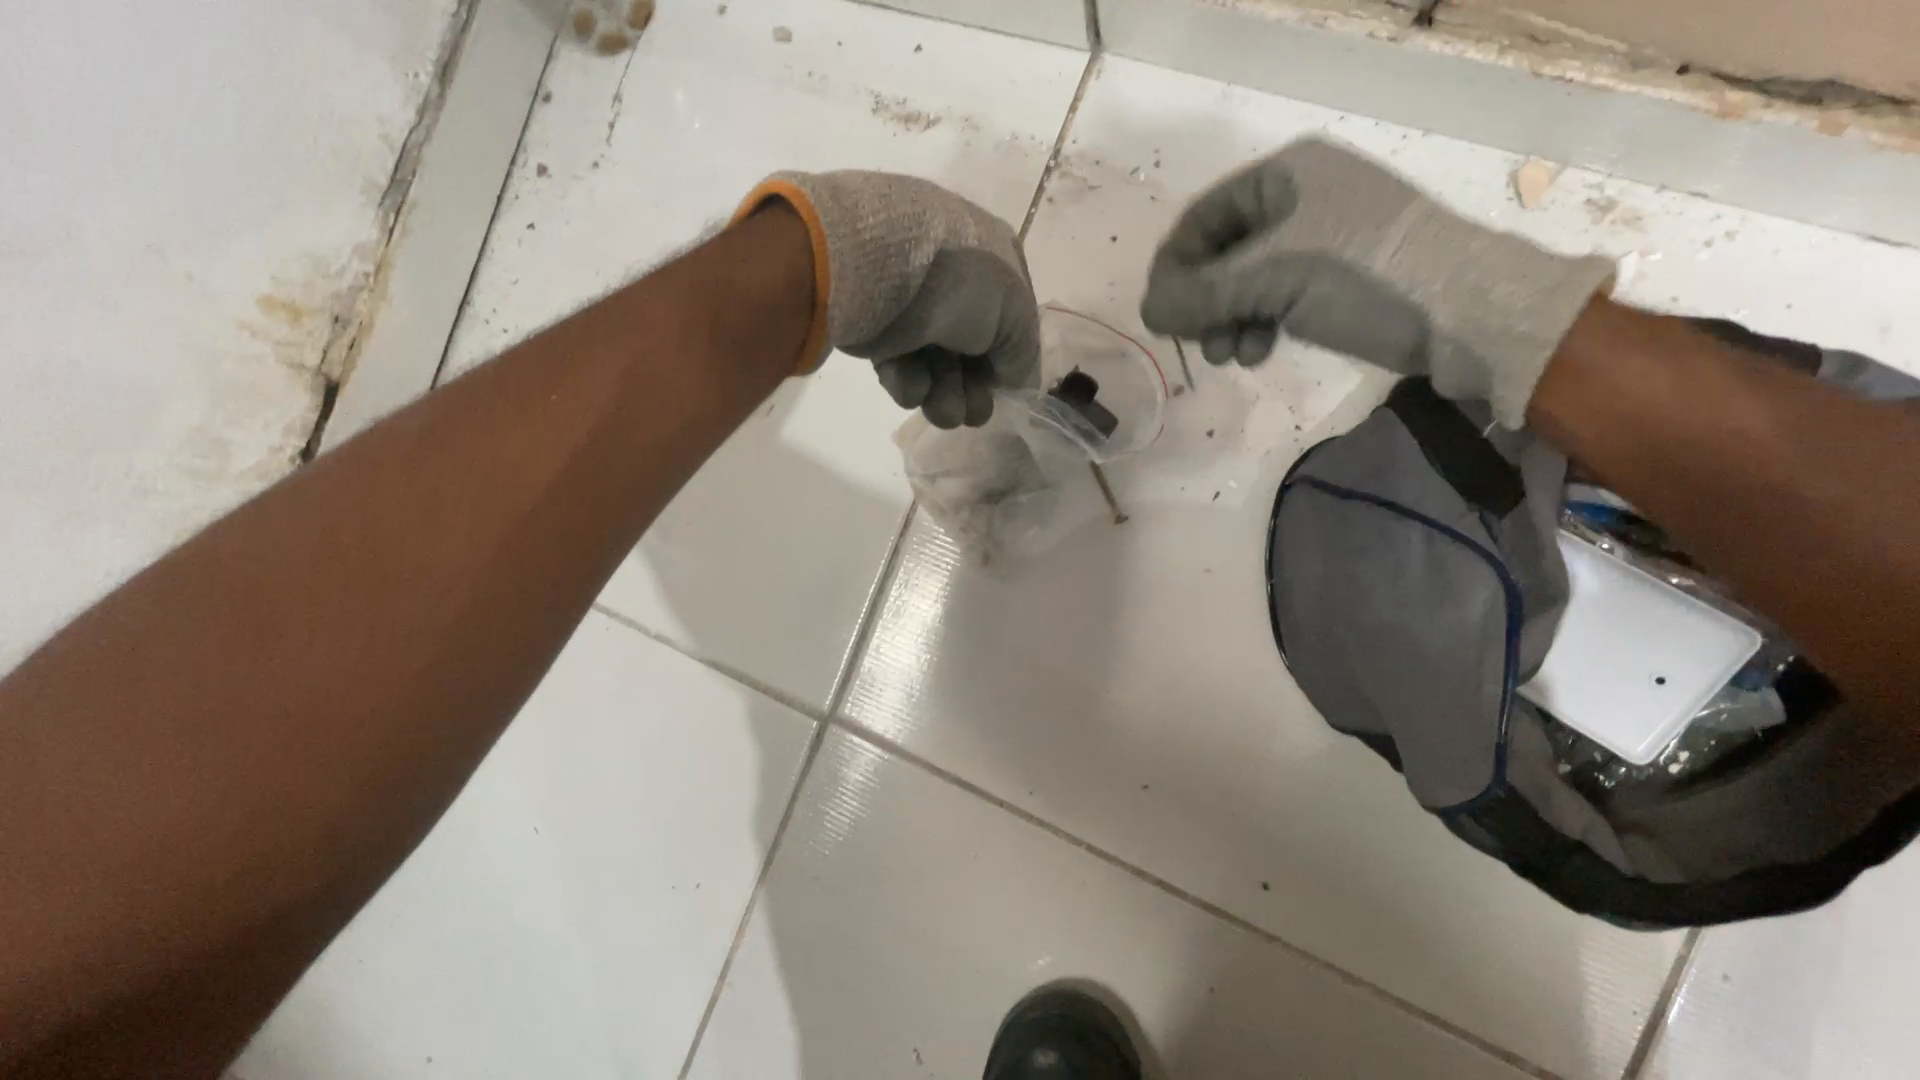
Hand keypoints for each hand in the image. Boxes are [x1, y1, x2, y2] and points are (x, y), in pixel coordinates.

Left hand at [737, 171, 1038, 427]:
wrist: (875, 265)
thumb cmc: (958, 280)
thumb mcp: (1015, 316)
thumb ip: (1023, 357)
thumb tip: (1015, 384)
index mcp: (995, 263)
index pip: (1010, 324)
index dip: (1007, 364)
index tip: (1004, 394)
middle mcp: (956, 282)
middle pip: (973, 354)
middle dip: (974, 391)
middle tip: (972, 415)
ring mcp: (914, 306)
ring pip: (936, 367)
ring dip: (945, 396)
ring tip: (943, 412)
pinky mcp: (876, 328)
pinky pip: (900, 365)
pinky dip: (908, 381)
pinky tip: (911, 384)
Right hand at [1139, 138, 1613, 428]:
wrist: (1472, 314)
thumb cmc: (1367, 278)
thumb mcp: (1273, 279)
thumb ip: (1200, 293)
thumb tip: (1147, 311)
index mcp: (1286, 176)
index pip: (1201, 219)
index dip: (1173, 268)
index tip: (1161, 318)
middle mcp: (1301, 198)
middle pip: (1222, 253)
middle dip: (1204, 302)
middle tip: (1199, 344)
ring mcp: (1324, 239)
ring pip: (1248, 281)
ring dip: (1229, 320)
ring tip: (1233, 356)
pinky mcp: (1342, 277)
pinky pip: (1279, 297)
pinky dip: (1261, 324)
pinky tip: (1260, 352)